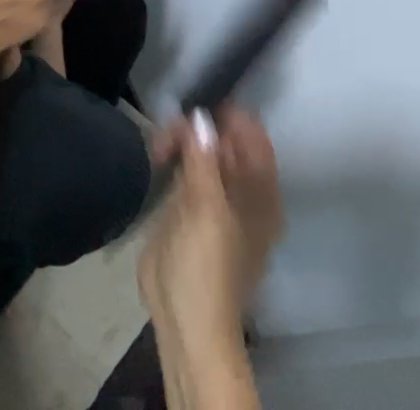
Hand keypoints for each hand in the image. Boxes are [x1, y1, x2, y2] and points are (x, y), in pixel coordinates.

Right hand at [140, 106, 283, 350]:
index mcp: (262, 196)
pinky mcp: (187, 211)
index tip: (200, 102)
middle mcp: (243, 194)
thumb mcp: (207, 211)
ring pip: (203, 156)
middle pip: (226, 145)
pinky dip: (174, 158)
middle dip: (202, 129)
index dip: (233, 119)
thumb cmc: (206, 267)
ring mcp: (215, 202)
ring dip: (184, 142)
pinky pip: (185, 172)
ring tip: (160, 144)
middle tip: (169, 128)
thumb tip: (200, 118)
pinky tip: (158, 154)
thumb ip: (204, 162)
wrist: (185, 318)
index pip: (254, 141)